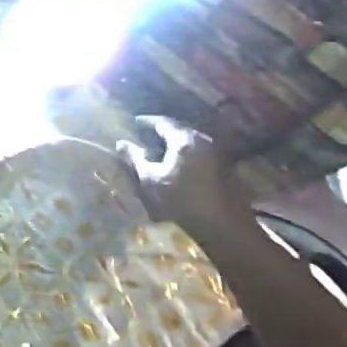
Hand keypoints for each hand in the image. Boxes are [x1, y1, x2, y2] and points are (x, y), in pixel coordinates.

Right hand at [115, 115, 253, 236]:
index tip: (134, 123)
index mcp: (183, 140)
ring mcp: (217, 154)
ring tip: (159, 152)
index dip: (146, 122)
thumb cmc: (180, 199)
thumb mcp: (149, 179)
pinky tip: (177, 165)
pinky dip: (185, 153)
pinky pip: (199, 152)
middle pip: (179, 130)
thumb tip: (122, 142)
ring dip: (174, 144)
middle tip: (145, 137)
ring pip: (190, 141)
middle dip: (161, 132)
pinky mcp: (224, 167)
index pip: (162, 122)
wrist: (222, 224)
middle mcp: (203, 141)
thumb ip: (134, 158)